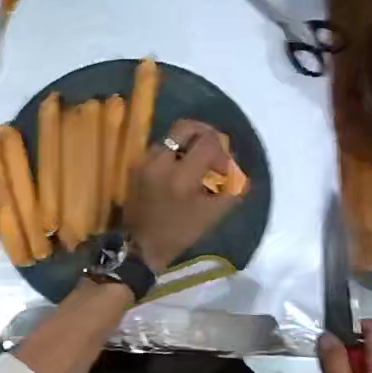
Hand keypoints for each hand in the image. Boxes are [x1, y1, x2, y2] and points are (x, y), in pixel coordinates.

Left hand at [121, 118, 241, 267]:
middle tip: (213, 150)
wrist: (140, 244)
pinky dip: (174, 153)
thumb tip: (236, 168)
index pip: (208, 142)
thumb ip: (230, 187)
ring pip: (171, 137)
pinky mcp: (135, 166)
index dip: (222, 150)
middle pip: (185, 127)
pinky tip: (180, 169)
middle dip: (204, 134)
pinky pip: (159, 149)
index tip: (223, 168)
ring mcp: (144, 162)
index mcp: (181, 175)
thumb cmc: (179, 232)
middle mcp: (159, 161)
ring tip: (197, 163)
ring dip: (188, 144)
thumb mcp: (212, 214)